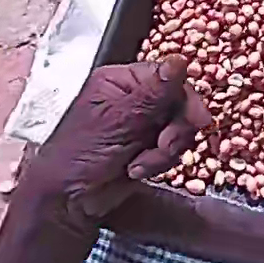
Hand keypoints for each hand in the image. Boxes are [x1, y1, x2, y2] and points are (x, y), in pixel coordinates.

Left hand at [17, 56, 212, 230]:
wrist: (66, 202)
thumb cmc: (79, 156)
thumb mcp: (119, 122)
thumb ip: (153, 94)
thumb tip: (179, 61)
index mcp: (121, 81)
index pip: (166, 77)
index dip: (185, 98)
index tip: (197, 119)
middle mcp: (134, 98)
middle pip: (178, 104)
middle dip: (174, 131)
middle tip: (164, 146)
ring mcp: (141, 124)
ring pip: (179, 129)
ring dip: (164, 152)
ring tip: (139, 164)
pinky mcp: (147, 148)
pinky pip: (172, 150)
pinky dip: (159, 163)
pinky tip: (137, 171)